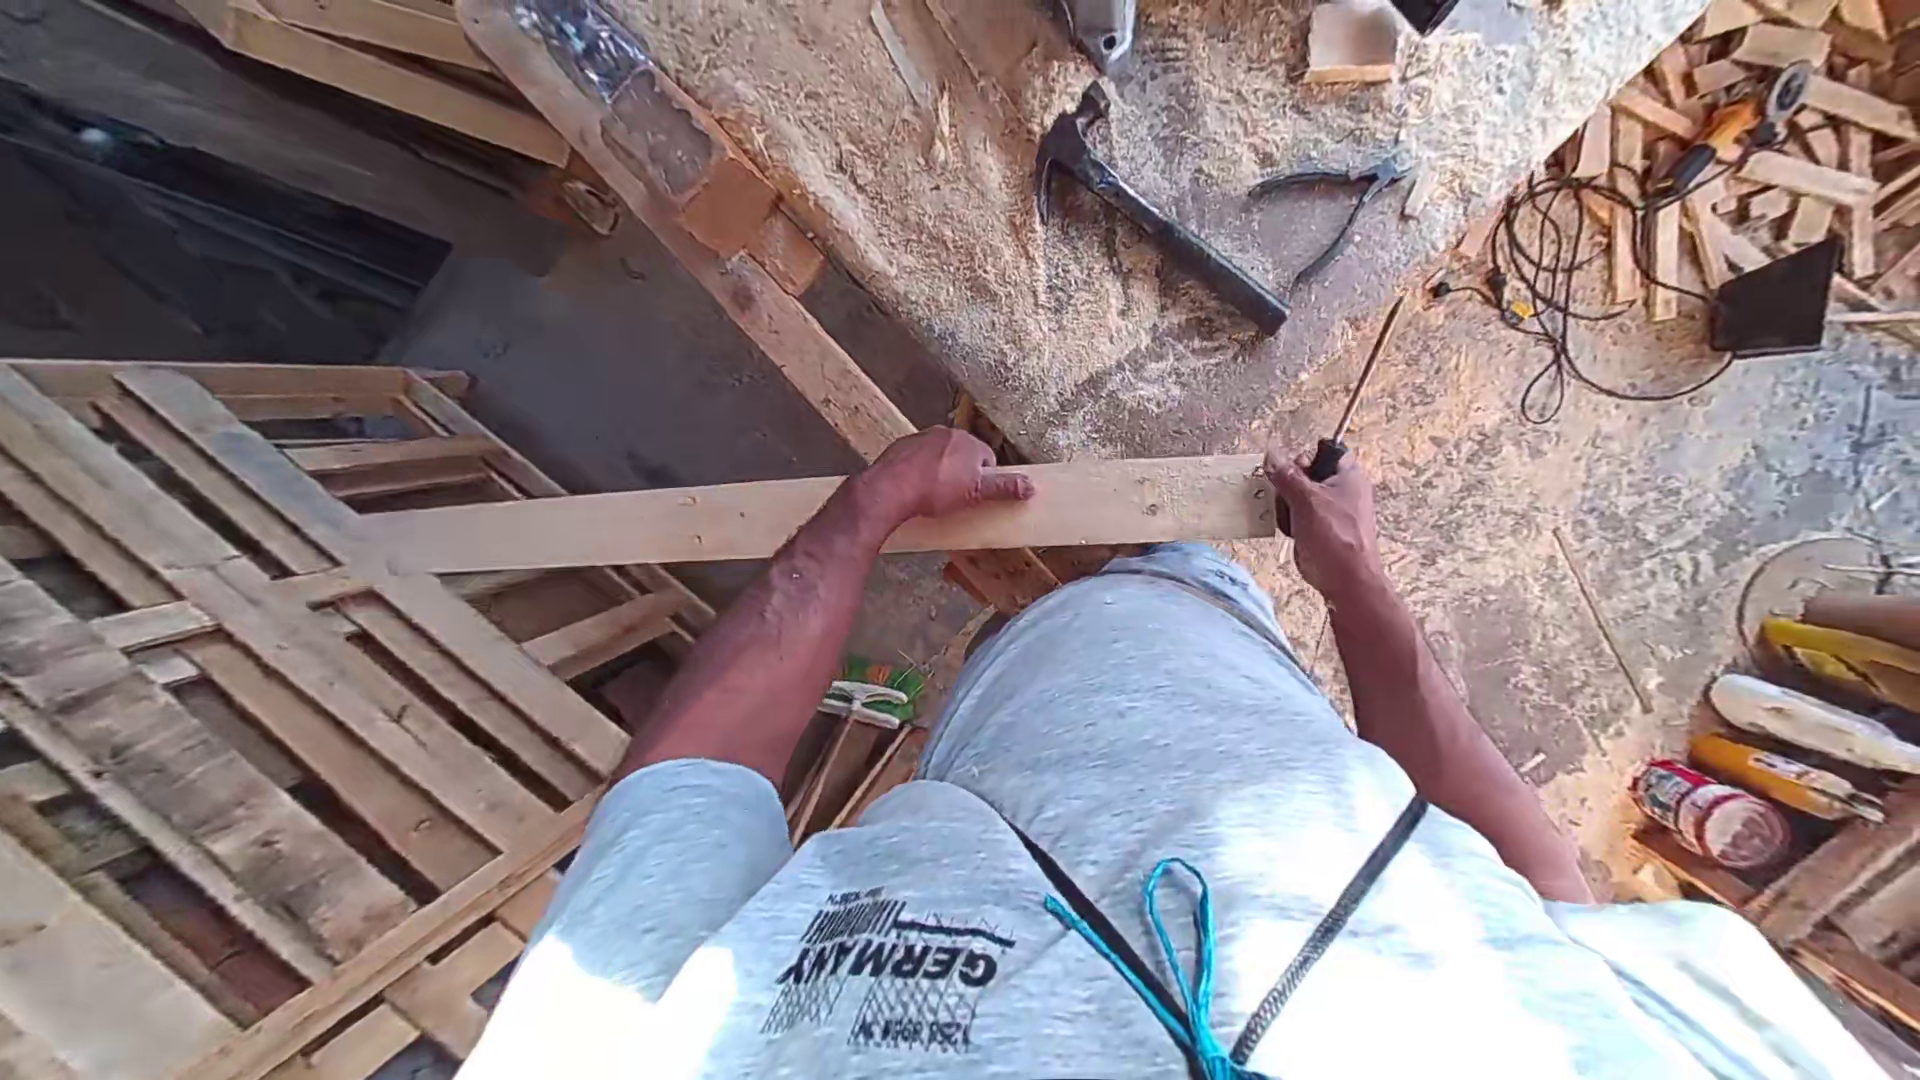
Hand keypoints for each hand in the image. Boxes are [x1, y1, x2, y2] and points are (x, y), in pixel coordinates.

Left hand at [861, 427, 1033, 525]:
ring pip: (938, 456)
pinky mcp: (899, 448)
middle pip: (961, 455)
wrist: (890, 489)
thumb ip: (1004, 488)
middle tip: (955, 498)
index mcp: (966, 441)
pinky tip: (915, 490)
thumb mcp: (976, 493)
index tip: (976, 495)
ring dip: (939, 472)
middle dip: (961, 474)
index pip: (986, 458)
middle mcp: (943, 433)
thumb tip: (1031, 486)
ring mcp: (919, 438)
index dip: (983, 479)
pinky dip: (918, 472)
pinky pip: (916, 460)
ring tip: (933, 497)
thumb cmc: (934, 490)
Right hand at [1265, 442, 1385, 607]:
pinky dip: (1289, 518)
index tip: (1291, 474)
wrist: (1345, 578)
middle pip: (1305, 473)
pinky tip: (1290, 529)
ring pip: (1297, 494)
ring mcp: (1330, 509)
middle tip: (1288, 500)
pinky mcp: (1319, 526)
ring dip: (1286, 504)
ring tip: (1290, 519)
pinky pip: (1297, 513)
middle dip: (1289, 486)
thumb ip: (1287, 475)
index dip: (1303, 460)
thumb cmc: (1333, 536)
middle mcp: (1341, 489)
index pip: (1323, 452)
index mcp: (1348, 476)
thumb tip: (1271, 453)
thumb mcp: (1306, 500)